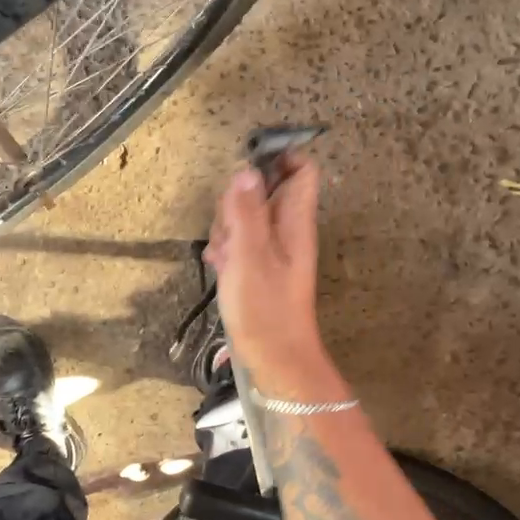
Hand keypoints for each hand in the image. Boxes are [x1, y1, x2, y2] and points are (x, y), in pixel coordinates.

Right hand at [203, 151, 329, 383]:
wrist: (274, 359)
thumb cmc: (264, 310)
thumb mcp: (249, 256)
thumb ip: (246, 213)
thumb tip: (246, 172)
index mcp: (294, 222)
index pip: (299, 171)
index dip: (276, 161)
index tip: (243, 171)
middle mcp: (287, 231)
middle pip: (264, 191)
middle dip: (237, 201)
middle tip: (229, 228)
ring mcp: (272, 250)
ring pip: (246, 218)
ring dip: (227, 228)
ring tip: (223, 255)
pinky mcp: (258, 269)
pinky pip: (239, 244)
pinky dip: (226, 250)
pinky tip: (219, 267)